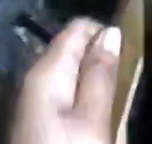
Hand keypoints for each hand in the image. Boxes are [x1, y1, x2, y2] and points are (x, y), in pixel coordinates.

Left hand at [9, 18, 120, 143]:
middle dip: (95, 58)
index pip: (78, 27)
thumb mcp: (90, 123)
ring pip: (64, 75)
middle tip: (119, 80)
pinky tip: (85, 117)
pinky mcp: (28, 125)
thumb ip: (100, 76)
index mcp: (43, 70)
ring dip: (85, 81)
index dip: (104, 34)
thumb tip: (111, 31)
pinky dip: (75, 99)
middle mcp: (29, 78)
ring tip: (106, 98)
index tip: (125, 54)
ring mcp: (26, 103)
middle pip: (70, 51)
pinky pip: (57, 98)